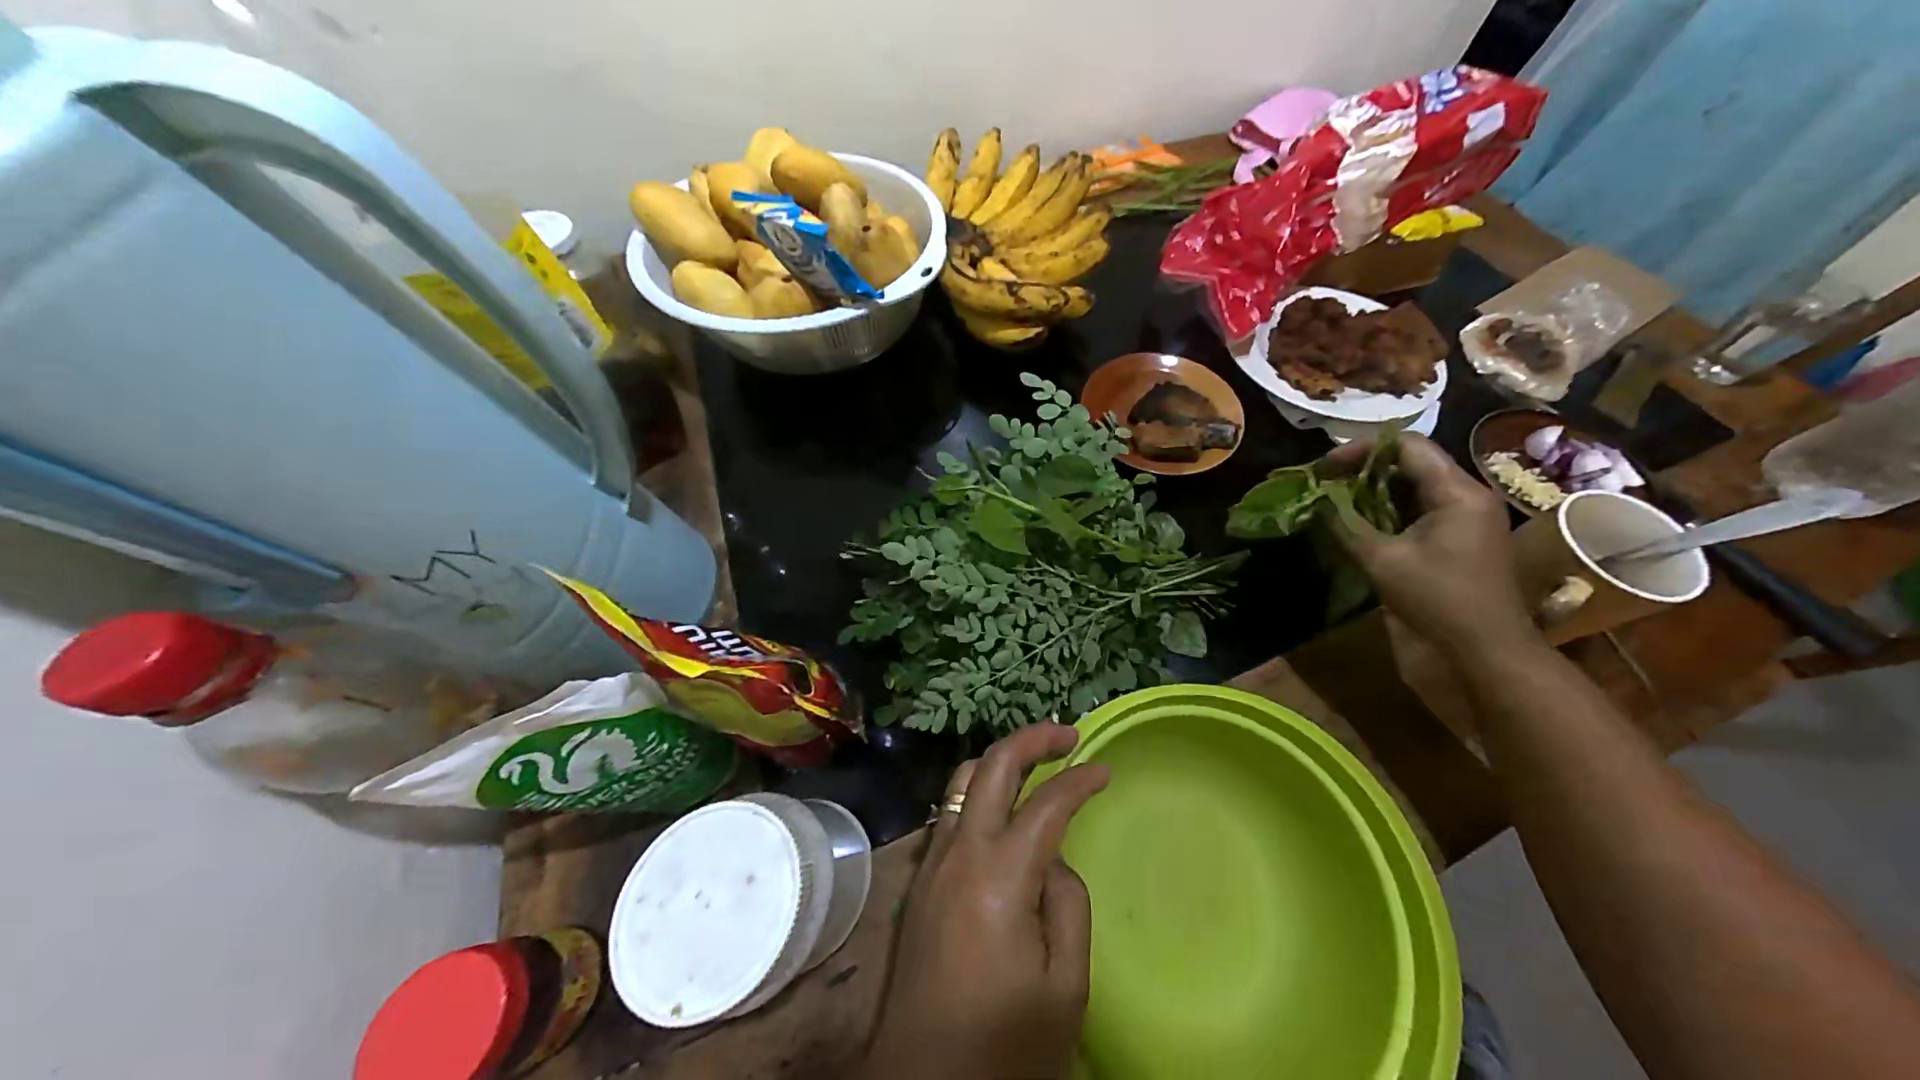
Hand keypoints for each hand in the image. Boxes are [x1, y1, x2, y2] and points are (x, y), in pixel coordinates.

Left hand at [860, 724, 1109, 1079]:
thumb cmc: (1002, 1044)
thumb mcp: (1065, 987)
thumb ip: (1068, 905)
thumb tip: (1053, 860)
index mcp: (1000, 878)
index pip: (1045, 805)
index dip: (1079, 781)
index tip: (1105, 769)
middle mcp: (958, 855)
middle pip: (991, 768)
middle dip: (1031, 740)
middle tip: (1069, 735)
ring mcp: (932, 864)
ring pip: (962, 782)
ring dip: (1001, 761)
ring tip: (1038, 760)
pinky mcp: (920, 881)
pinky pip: (950, 813)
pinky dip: (980, 792)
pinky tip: (1003, 808)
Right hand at [1322, 433, 1541, 656]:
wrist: (1487, 647)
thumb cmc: (1437, 598)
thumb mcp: (1382, 560)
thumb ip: (1347, 525)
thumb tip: (1317, 503)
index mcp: (1456, 492)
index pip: (1407, 446)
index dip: (1361, 450)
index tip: (1325, 468)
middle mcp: (1468, 494)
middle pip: (1412, 462)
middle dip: (1365, 469)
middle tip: (1327, 484)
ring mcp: (1470, 515)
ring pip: (1416, 485)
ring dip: (1376, 490)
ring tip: (1338, 501)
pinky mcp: (1464, 536)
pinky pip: (1423, 507)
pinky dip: (1391, 509)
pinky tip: (1364, 523)